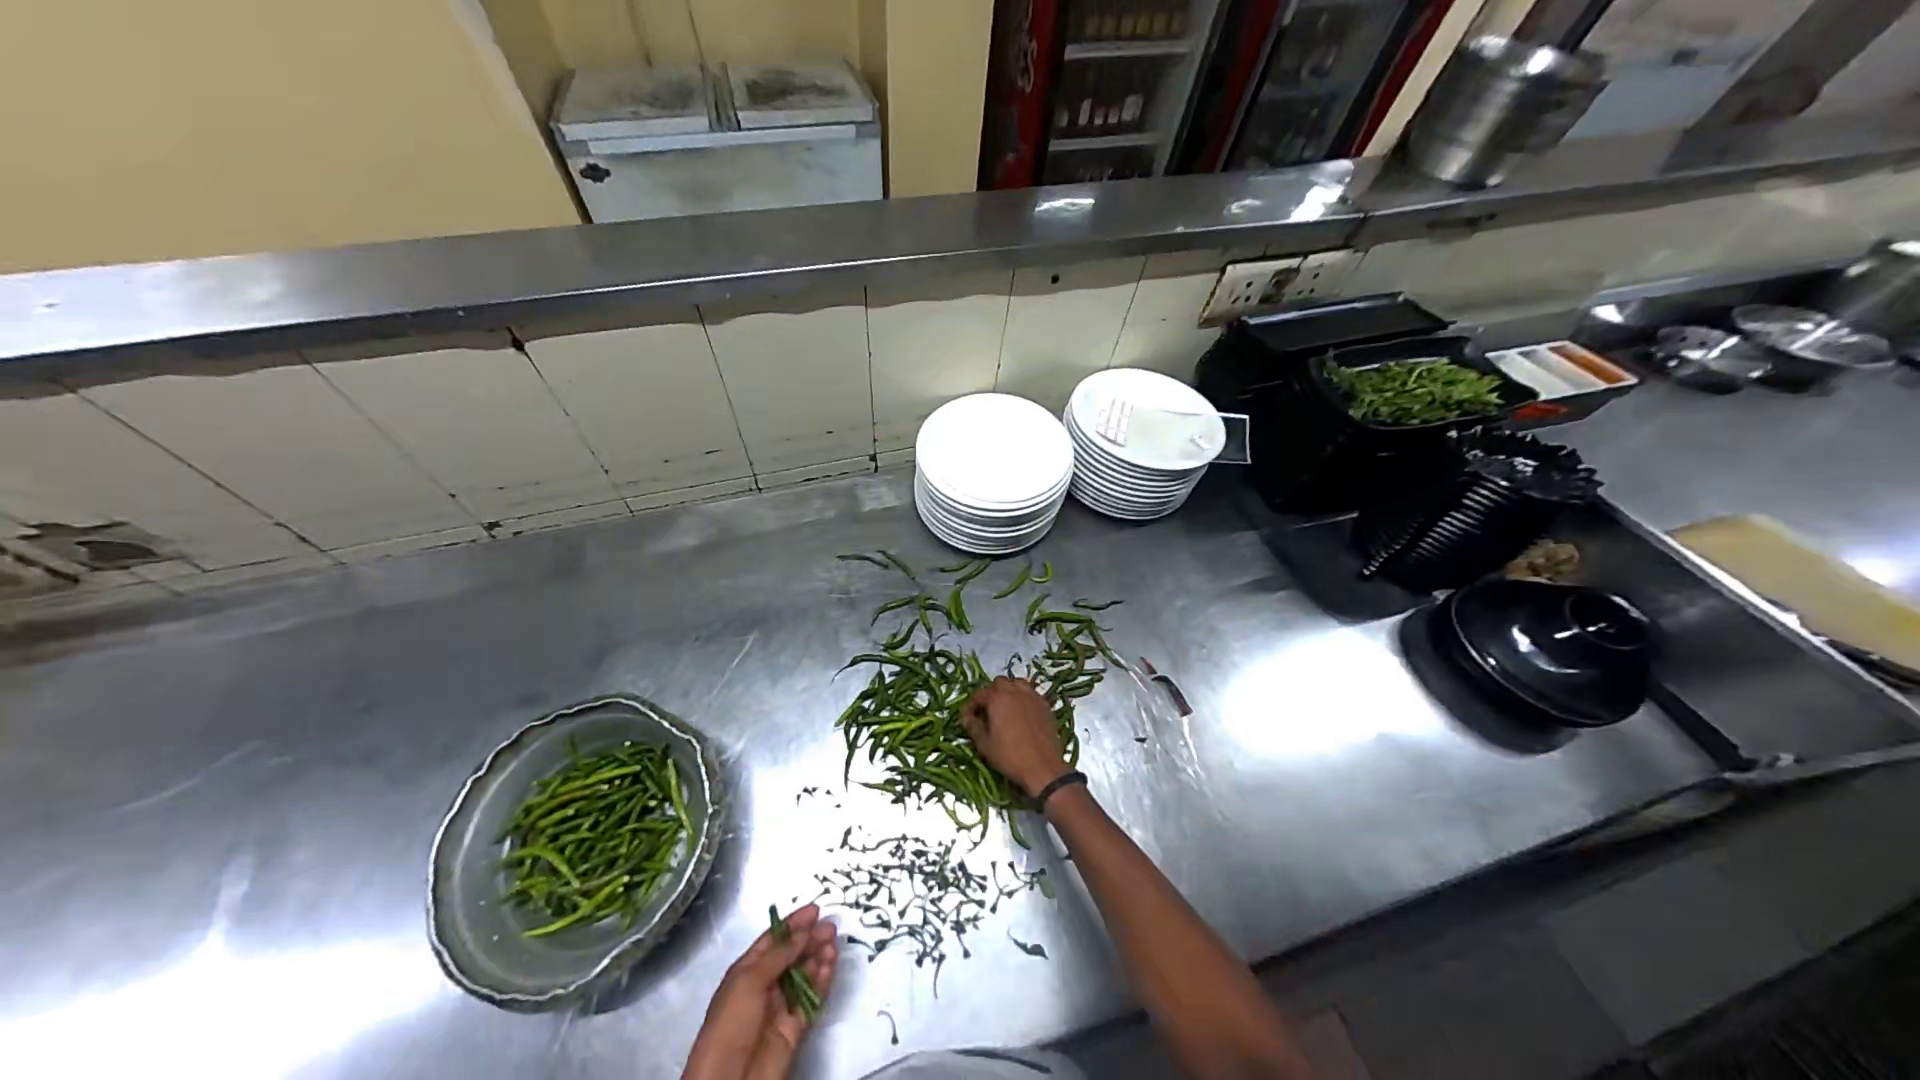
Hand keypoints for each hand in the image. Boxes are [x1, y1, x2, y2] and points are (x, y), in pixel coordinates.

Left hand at [683, 905, 837, 1079]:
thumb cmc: (731, 1025)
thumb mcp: (749, 982)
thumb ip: (779, 956)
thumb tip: (804, 932)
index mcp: (746, 971)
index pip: (772, 941)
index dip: (793, 924)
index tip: (815, 910)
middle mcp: (764, 986)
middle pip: (791, 956)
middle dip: (810, 939)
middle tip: (830, 927)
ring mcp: (780, 1007)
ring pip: (804, 976)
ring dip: (818, 958)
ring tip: (833, 944)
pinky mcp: (795, 1027)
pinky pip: (812, 999)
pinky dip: (823, 982)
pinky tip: (831, 966)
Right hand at [962, 676, 1070, 798]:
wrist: (1043, 767)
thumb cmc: (1009, 756)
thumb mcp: (984, 744)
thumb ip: (973, 726)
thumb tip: (966, 716)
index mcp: (998, 698)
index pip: (979, 694)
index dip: (971, 705)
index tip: (968, 717)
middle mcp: (1015, 691)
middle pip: (999, 683)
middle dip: (991, 693)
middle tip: (988, 711)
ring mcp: (1033, 697)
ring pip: (1018, 684)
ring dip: (1009, 691)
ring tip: (1005, 708)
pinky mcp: (1045, 705)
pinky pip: (1031, 694)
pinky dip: (1024, 698)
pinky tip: (1022, 714)